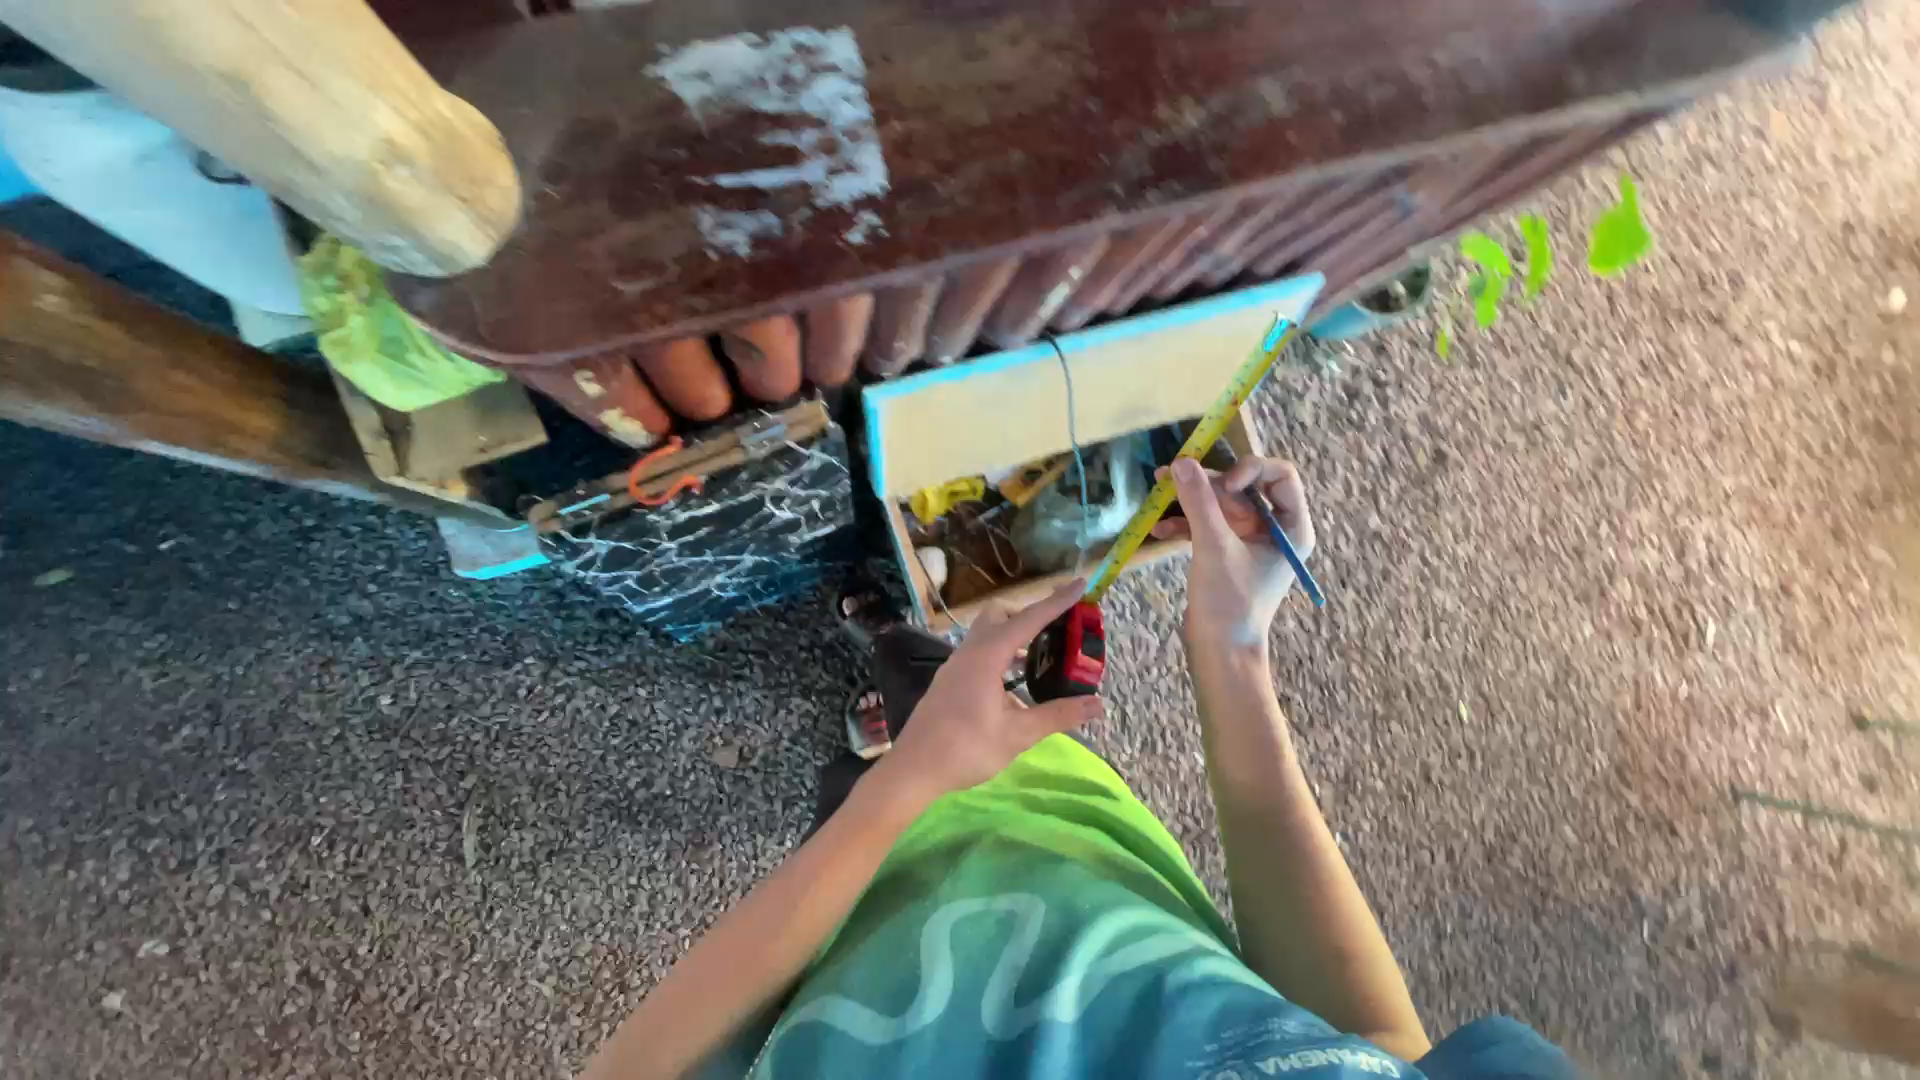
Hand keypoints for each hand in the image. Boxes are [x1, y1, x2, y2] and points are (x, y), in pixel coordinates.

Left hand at [878, 581, 1105, 798]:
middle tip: (1056, 633)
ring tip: (1042, 659)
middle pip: (1000, 616)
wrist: (914, 768)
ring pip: (987, 635)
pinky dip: (1002, 656)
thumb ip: (1057, 715)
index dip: (1057, 602)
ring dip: (1015, 638)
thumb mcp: (1018, 734)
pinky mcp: (950, 681)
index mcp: (987, 656)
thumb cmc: (966, 748)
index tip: (1080, 584)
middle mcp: (969, 652)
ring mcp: (956, 666)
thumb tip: (1097, 704)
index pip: (1028, 619)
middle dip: (1029, 615)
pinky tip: (1015, 686)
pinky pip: (980, 653)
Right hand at [1150, 456, 1314, 648]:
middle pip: (1244, 487)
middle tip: (1174, 475)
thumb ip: (1199, 502)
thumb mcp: (1214, 548)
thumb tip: (1181, 462)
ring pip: (1221, 504)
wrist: (1220, 652)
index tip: (1222, 483)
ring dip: (1191, 499)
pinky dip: (1185, 523)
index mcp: (1290, 527)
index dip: (1250, 470)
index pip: (1280, 476)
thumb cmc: (1229, 603)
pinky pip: (1207, 525)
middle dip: (1209, 482)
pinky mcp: (1226, 553)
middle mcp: (1274, 530)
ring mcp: (1248, 542)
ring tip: (1158, 489)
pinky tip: (1160, 529)